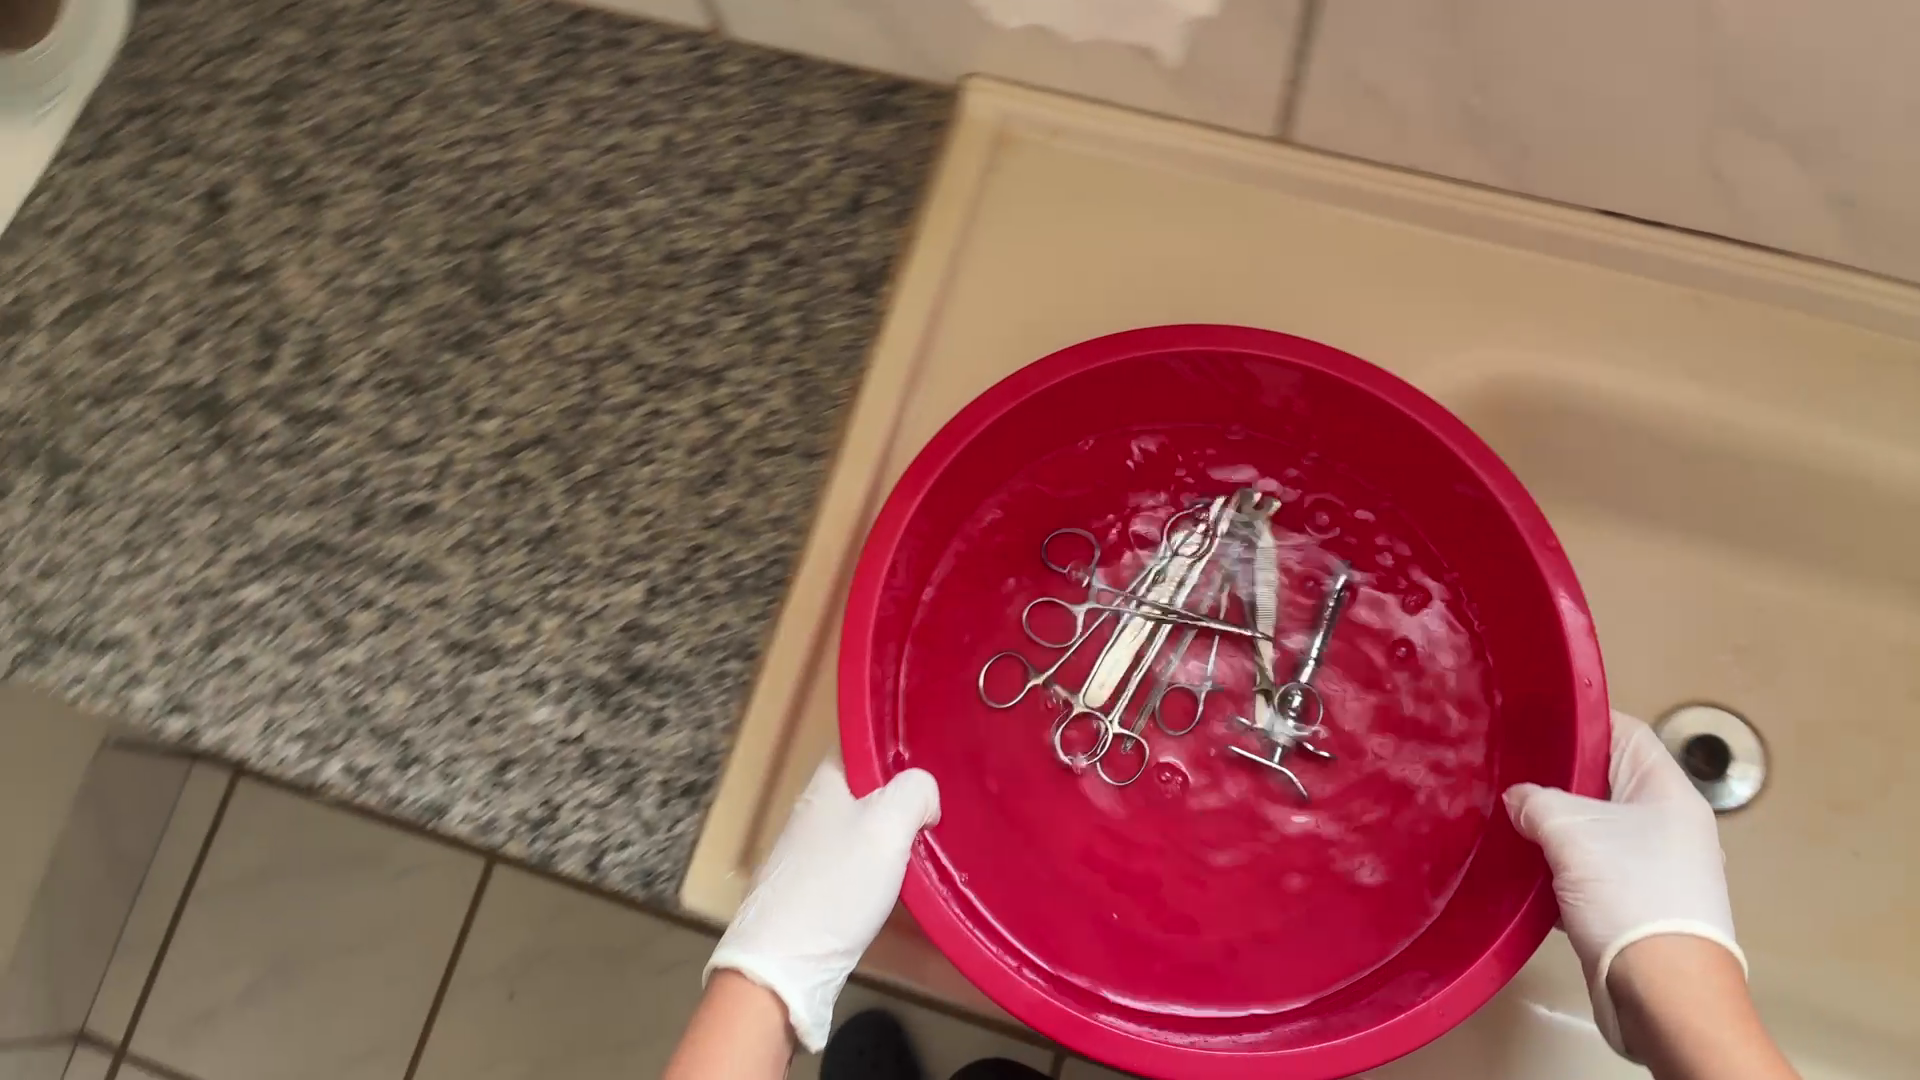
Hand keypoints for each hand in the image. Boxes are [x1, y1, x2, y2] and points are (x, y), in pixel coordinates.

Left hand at [705, 759, 939, 1051]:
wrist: (784, 965)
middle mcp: (814, 806)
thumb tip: (925, 794)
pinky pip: (855, 859)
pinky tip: (897, 881)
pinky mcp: (811, 885)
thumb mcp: (889, 824)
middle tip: (934, 813)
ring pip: (863, 824)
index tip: (931, 768)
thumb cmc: (837, 884)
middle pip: (868, 786)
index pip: (865, 744)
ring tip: (923, 848)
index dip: (899, 751)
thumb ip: (916, 791)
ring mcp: (809, 847)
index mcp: (826, 779)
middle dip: (901, 797)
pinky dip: (877, 865)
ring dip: (892, 834)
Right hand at [1504, 710, 1743, 1057]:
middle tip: (1500, 759)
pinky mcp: (1631, 892)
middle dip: (1551, 767)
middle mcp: (1666, 820)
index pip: (1622, 730)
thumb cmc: (1626, 892)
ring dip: (1549, 812)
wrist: (1660, 988)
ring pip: (1589, 816)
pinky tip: (1519, 848)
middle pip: (1601, 773)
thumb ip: (1532, 798)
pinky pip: (1586, 853)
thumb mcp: (1567, 828)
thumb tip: (1518, 799)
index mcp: (1667, 793)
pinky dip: (1554, 848)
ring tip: (1501, 803)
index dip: (1575, 718)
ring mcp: (1652, 858)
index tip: (1524, 715)